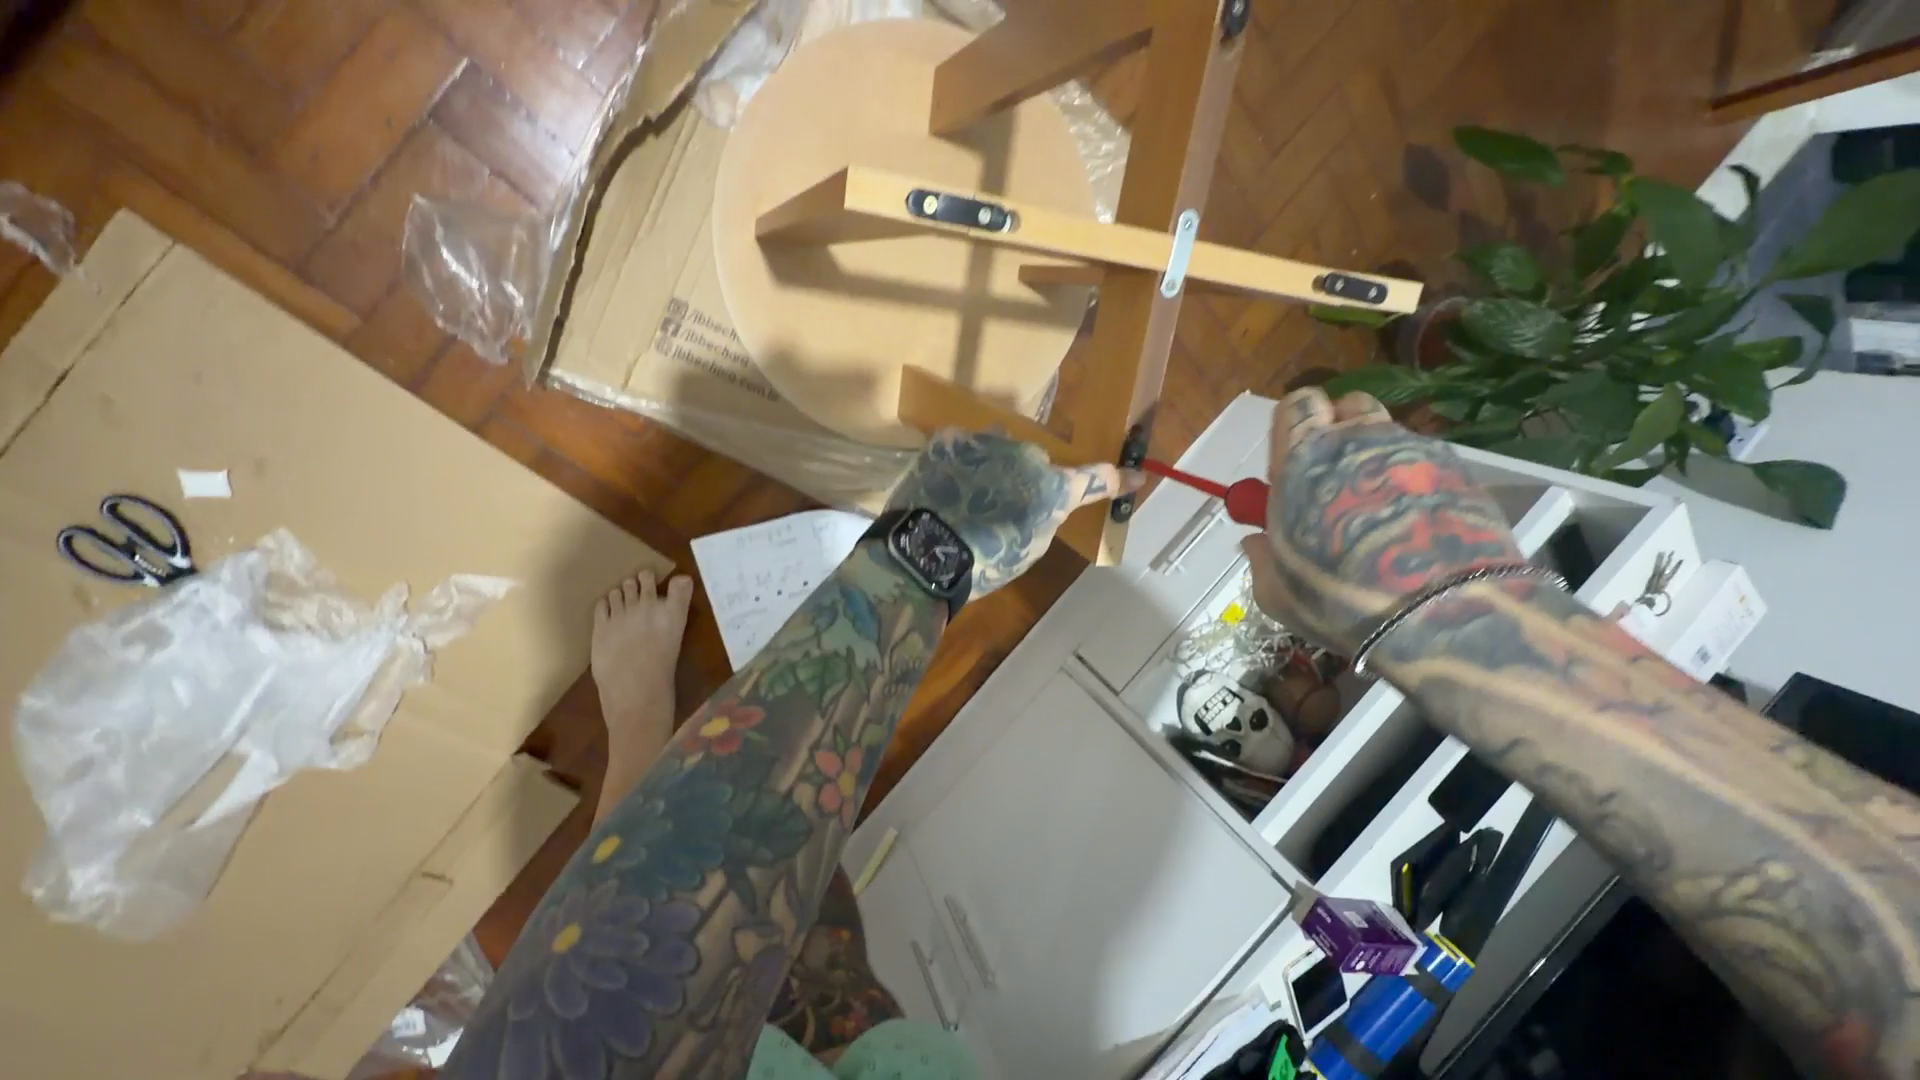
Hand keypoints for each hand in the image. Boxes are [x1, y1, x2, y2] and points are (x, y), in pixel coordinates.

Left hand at [887, 430, 1140, 595]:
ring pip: (999, 447)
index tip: (1134, 475)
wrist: (926, 551)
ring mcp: (987, 442)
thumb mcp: (1030, 548)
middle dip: (1026, 478)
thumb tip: (1048, 502)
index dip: (1116, 479)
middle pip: (1036, 461)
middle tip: (1002, 507)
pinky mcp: (950, 440)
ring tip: (969, 496)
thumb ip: (1045, 517)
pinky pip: (964, 446)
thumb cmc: (986, 562)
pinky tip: (946, 486)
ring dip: (993, 464)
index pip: (1096, 479)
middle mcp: (1028, 454)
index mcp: (1054, 487)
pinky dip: (960, 462)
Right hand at [1240, 388, 1523, 653]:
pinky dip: (1416, 483)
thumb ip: (1262, 557)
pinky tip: (1415, 526)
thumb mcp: (1276, 590)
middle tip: (1332, 477)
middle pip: (1348, 407)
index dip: (1295, 425)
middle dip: (1339, 431)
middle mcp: (1359, 439)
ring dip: (1377, 458)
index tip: (1292, 460)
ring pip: (1390, 435)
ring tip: (1377, 508)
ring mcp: (1415, 451)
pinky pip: (1426, 464)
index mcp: (1303, 457)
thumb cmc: (1337, 596)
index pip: (1297, 404)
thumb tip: (1257, 541)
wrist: (1440, 614)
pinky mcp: (1461, 473)